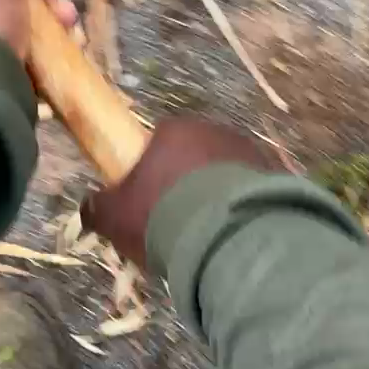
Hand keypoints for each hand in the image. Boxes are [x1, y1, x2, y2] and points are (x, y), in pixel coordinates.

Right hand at [81, 117, 279, 263]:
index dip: (153, 172)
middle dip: (190, 183)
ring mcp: (252, 152)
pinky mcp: (278, 177)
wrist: (228, 236)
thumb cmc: (163, 217)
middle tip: (181, 222)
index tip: (153, 203)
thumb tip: (90, 206)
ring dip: (221, 196)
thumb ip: (98, 208)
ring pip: (230, 173)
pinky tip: (239, 235)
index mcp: (175, 131)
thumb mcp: (115, 218)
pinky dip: (247, 209)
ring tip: (212, 235)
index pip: (159, 143)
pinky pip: (255, 193)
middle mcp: (216, 132)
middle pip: (198, 156)